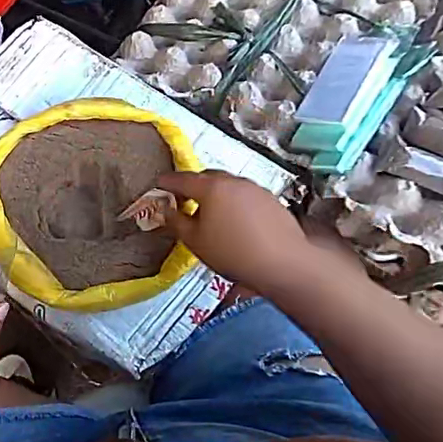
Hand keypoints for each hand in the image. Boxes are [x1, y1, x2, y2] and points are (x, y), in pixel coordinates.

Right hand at [159, 171, 322, 297]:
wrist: (283, 263)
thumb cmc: (232, 253)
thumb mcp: (195, 241)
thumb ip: (176, 222)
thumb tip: (165, 211)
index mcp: (211, 188)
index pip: (182, 179)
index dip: (167, 183)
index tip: (158, 185)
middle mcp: (234, 182)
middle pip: (207, 178)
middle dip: (193, 186)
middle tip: (183, 201)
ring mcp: (255, 189)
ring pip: (228, 186)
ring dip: (216, 195)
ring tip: (209, 215)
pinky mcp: (271, 200)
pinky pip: (245, 196)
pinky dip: (234, 203)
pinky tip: (235, 223)